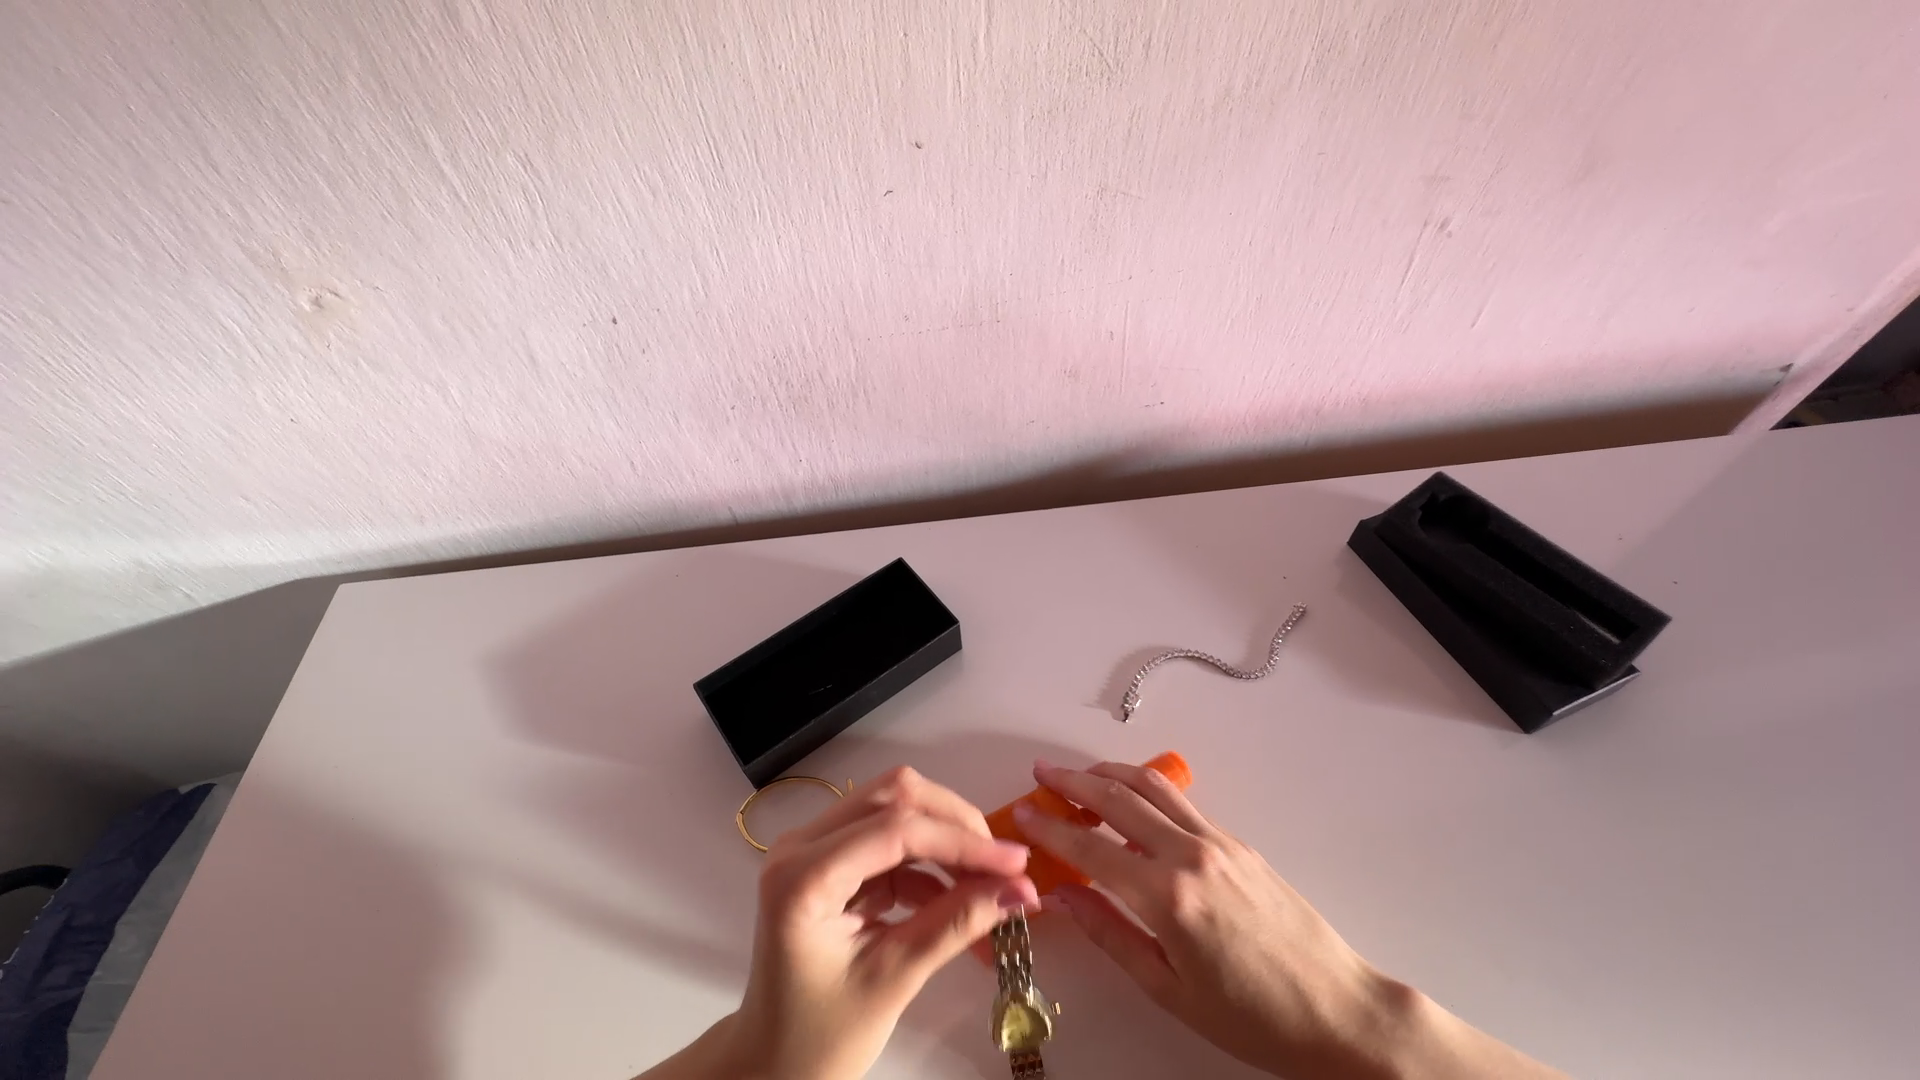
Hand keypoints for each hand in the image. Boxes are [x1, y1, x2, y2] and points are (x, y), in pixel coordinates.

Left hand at [644, 767, 1038, 1079]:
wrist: (771, 1063)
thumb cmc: (819, 1035)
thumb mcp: (893, 979)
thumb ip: (955, 924)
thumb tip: (1020, 889)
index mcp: (802, 875)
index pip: (894, 829)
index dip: (960, 841)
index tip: (1016, 864)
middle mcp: (802, 844)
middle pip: (894, 797)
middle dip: (955, 825)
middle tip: (1004, 867)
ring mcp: (815, 846)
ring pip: (895, 807)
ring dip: (947, 839)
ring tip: (990, 883)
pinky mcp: (832, 859)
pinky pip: (892, 839)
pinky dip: (931, 862)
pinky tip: (961, 896)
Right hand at [1018, 761, 1561, 1079]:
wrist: (1338, 1010)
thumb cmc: (1250, 1017)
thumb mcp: (1168, 988)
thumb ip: (1110, 933)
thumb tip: (1062, 897)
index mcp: (1167, 896)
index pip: (1090, 849)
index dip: (1050, 829)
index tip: (1020, 814)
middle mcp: (1190, 854)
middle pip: (1118, 799)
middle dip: (1073, 782)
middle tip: (1041, 773)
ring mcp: (1218, 841)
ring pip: (1152, 786)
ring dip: (1109, 773)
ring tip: (1078, 773)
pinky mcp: (1237, 842)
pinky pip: (1180, 802)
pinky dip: (1144, 788)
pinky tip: (1130, 798)